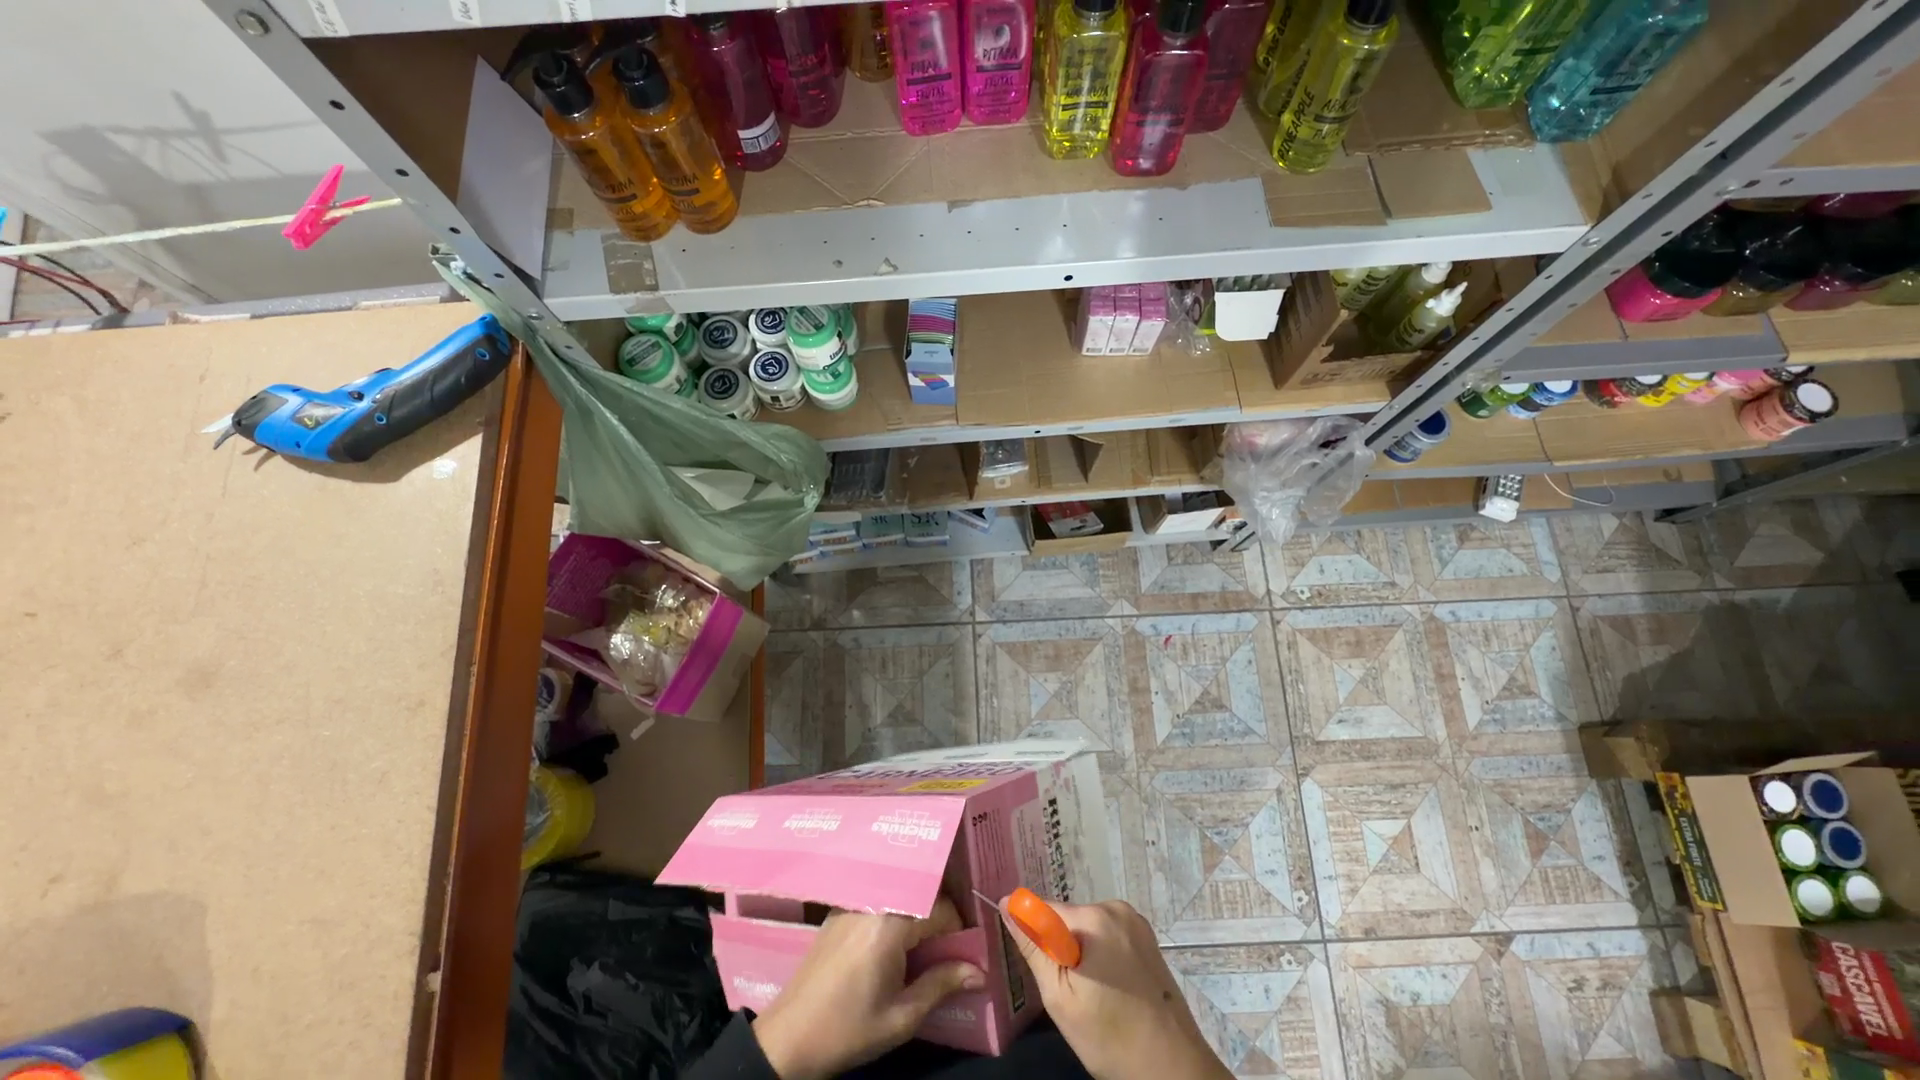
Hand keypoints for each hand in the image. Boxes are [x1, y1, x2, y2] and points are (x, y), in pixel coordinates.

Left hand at [753, 897, 985, 1079]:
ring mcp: (850, 905)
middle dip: (939, 922)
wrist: (788, 1039)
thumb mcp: (903, 1016)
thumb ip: (942, 984)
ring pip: (899, 897)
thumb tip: (980, 972)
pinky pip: (877, 904)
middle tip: (945, 954)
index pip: (942, 909)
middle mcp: (871, 902)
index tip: (964, 957)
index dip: (959, 932)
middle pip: (920, 896)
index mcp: (890, 922)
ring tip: (921, 954)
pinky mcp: (837, 915)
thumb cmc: (849, 1029)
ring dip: (916, 918)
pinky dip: (893, 919)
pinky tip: (892, 950)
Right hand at [1001, 898, 1231, 1079]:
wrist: (1173, 1068)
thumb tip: (1007, 903)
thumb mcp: (1060, 997)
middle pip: (1066, 919)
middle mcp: (1118, 908)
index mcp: (1096, 917)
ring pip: (1086, 930)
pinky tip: (1108, 992)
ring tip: (1091, 998)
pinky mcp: (1147, 939)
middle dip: (1058, 949)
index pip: (1042, 909)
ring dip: (1079, 956)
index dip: (1033, 938)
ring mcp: (1136, 923)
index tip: (1040, 972)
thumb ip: (1033, 947)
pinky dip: (1099, 959)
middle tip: (1068, 994)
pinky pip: (1107, 938)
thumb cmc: (1110, 1037)